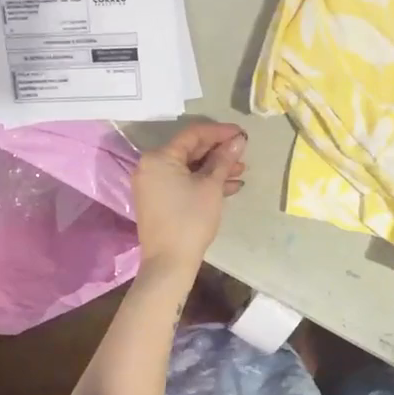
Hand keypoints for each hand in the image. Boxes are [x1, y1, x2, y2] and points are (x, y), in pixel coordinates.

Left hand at [133, 123, 246, 273]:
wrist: (169, 262)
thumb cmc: (190, 220)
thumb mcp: (211, 187)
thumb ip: (224, 160)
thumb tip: (238, 140)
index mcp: (159, 157)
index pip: (193, 135)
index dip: (220, 132)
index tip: (242, 134)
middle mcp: (150, 166)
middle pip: (190, 151)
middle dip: (218, 152)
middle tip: (243, 154)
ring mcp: (153, 185)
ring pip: (188, 169)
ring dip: (214, 169)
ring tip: (240, 172)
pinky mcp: (158, 201)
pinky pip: (182, 184)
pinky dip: (203, 184)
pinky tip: (228, 187)